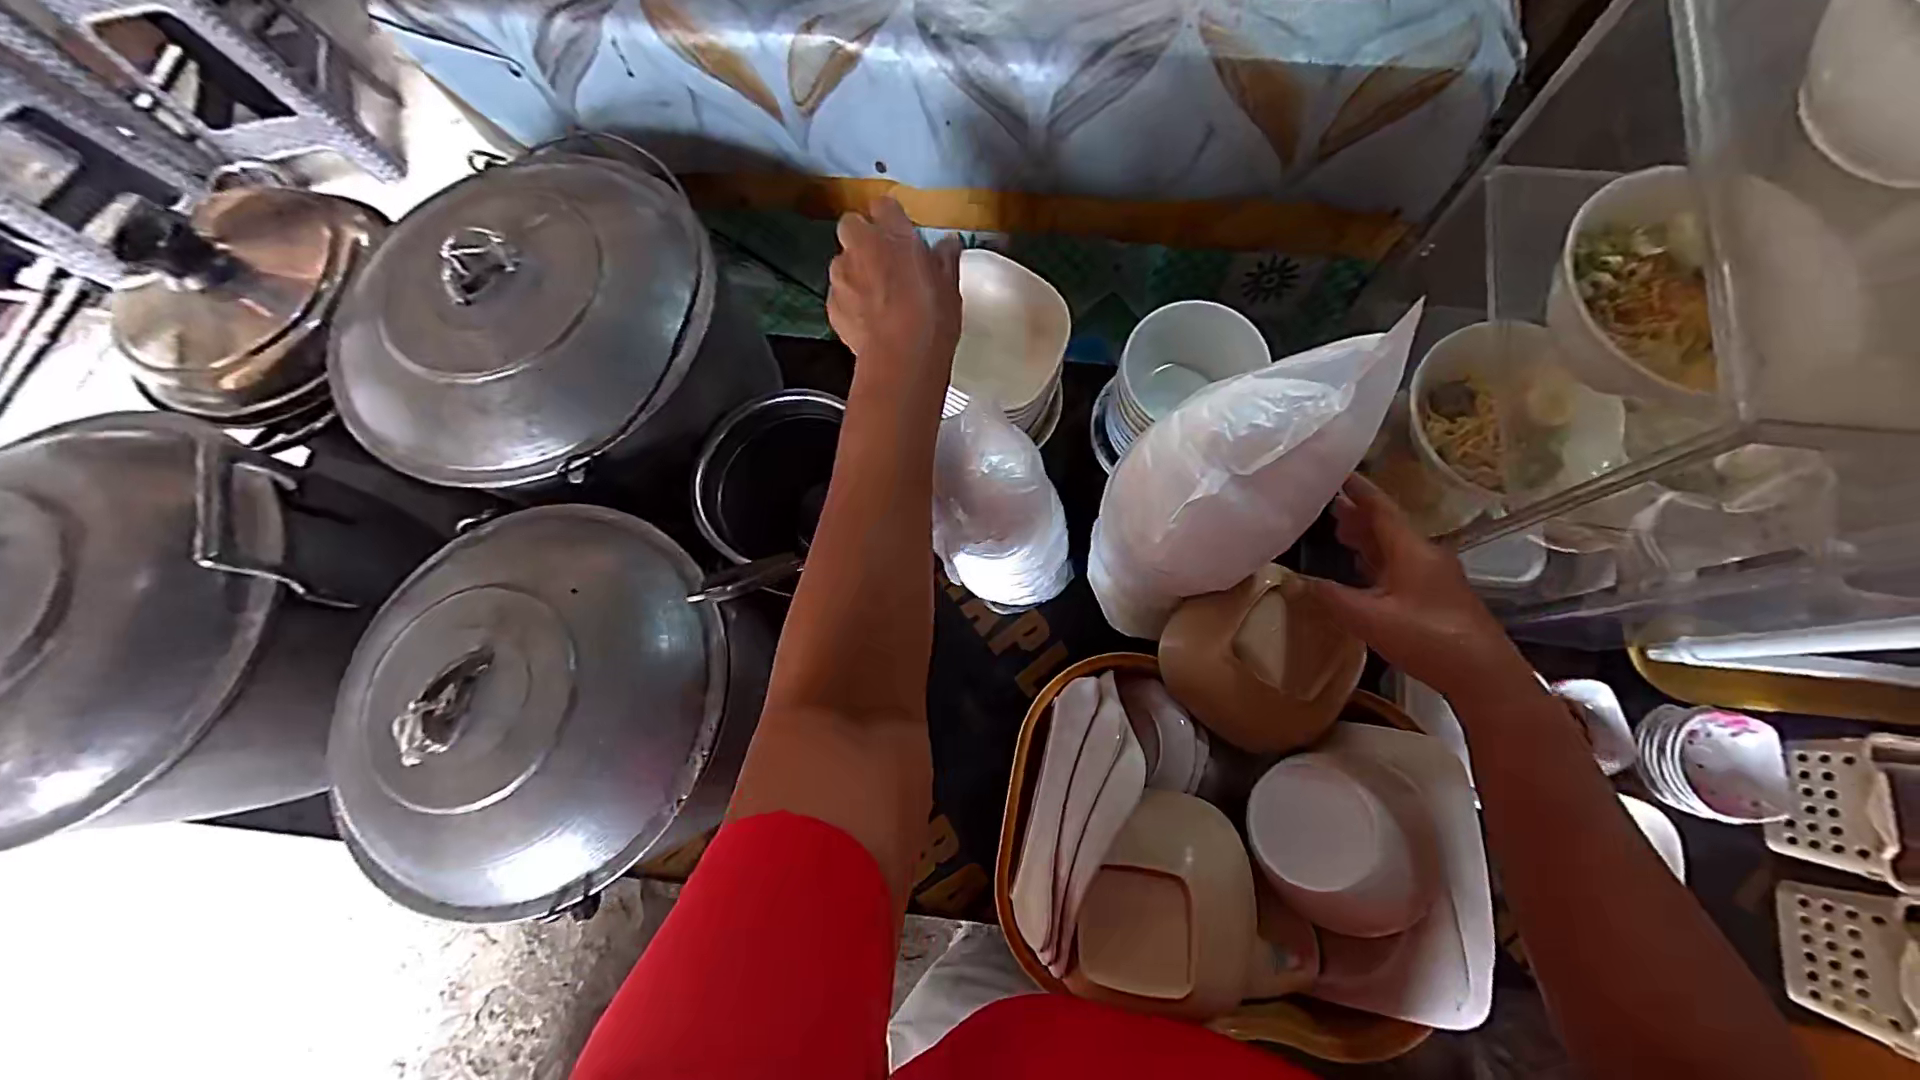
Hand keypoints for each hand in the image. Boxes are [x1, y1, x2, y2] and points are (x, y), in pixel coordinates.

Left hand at [826, 197, 961, 369]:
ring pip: (842, 261)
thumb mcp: (949, 285)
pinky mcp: (832, 304)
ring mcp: (842, 274)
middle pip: (852, 225)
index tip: (901, 233)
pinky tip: (868, 320)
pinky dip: (850, 302)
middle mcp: (861, 245)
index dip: (891, 219)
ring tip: (876, 297)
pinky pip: (839, 295)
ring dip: (855, 271)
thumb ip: (945, 258)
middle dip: (863, 238)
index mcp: (893, 233)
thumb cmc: (931, 317)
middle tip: (884, 261)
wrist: (901, 357)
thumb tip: (949, 244)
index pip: (884, 205)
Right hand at [1285, 474, 1531, 701]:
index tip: (1335, 471)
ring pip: (1391, 545)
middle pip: (1385, 525)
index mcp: (1411, 551)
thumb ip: (1331, 596)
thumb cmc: (1427, 639)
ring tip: (1334, 525)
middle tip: (1323, 499)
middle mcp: (1423, 556)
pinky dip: (1373, 556)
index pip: (1380, 509)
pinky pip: (1396, 564)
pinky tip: (1358, 563)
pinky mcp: (1432, 595)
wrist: (1484, 676)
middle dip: (1355, 511)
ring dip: (1364, 534)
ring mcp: (1431, 576)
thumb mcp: (1368, 618)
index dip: (1357, 489)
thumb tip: (1299, 581)